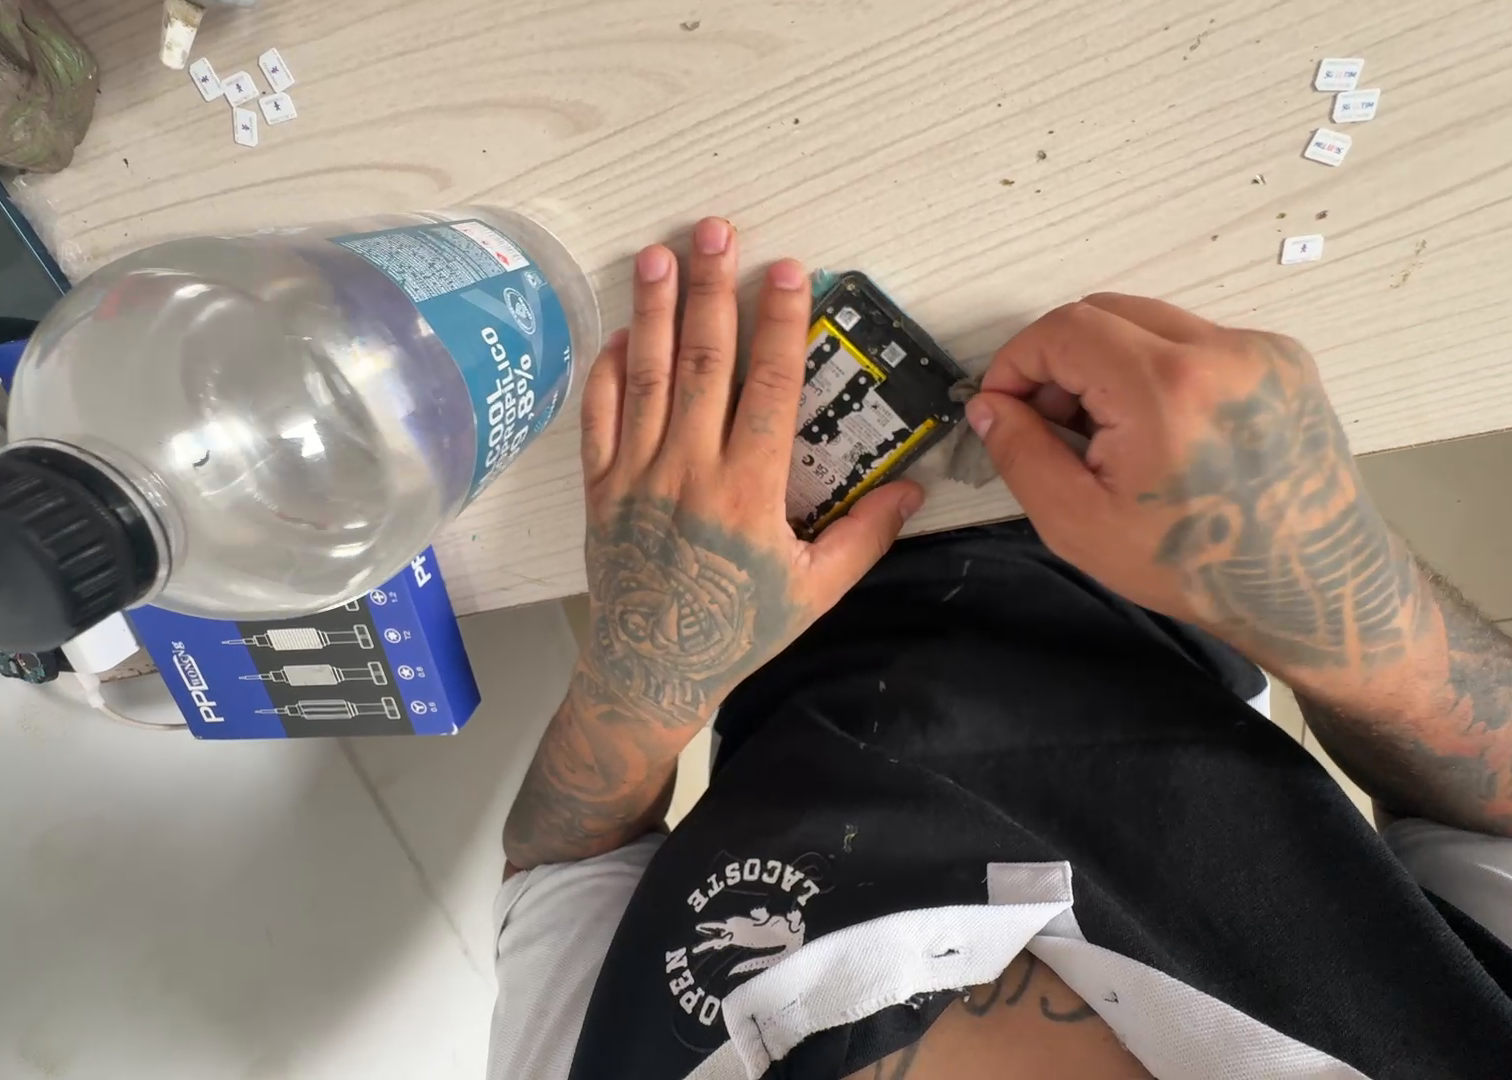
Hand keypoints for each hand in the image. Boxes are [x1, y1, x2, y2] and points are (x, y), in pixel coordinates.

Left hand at [575, 217, 923, 728]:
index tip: (787, 270)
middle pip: (702, 362)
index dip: (780, 323)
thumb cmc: (738, 633)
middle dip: (711, 290)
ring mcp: (636, 476)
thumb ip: (865, 537)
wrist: (651, 669)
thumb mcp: (814, 592)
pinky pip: (598, 420)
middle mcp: (689, 470)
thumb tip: (913, 490)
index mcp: (748, 490)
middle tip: (715, 230)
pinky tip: (616, 335)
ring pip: (645, 377)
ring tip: (657, 255)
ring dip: (652, 312)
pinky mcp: (600, 490)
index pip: (769, 387)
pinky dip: (605, 374)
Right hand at [963, 294, 1420, 674]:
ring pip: (1144, 321)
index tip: (1001, 407)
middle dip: (1053, 359)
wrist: (1310, 589)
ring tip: (1097, 431)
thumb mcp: (1075, 521)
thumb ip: (1020, 452)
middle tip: (1044, 421)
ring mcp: (1260, 350)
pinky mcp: (1281, 362)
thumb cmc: (1185, 566)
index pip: (1064, 329)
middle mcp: (1221, 349)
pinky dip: (1145, 368)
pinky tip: (1148, 429)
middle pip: (1102, 311)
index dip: (1015, 361)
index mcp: (1166, 387)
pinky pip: (1187, 340)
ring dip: (1098, 362)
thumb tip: (987, 406)